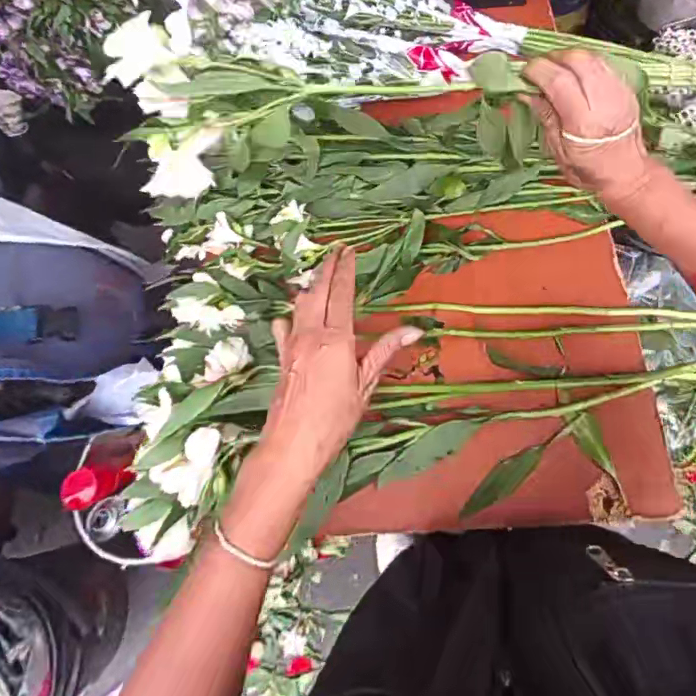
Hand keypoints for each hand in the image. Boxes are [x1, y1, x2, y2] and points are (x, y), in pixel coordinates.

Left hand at [260, 247, 420, 485]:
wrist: (291, 445)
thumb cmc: (334, 420)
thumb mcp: (365, 385)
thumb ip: (385, 352)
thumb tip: (414, 329)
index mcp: (336, 338)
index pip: (341, 294)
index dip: (345, 270)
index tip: (349, 251)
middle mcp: (310, 333)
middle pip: (317, 290)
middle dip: (326, 267)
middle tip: (335, 250)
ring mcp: (292, 343)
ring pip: (299, 303)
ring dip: (310, 285)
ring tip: (320, 274)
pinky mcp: (282, 356)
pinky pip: (285, 325)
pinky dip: (292, 313)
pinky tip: (293, 315)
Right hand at [522, 50, 656, 205]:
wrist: (627, 173)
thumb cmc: (588, 169)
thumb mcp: (558, 150)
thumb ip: (545, 116)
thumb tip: (526, 92)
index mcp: (583, 122)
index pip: (558, 80)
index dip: (537, 70)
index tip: (524, 73)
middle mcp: (604, 102)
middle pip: (577, 60)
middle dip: (553, 58)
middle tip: (539, 68)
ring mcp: (619, 93)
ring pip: (592, 57)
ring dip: (569, 57)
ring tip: (556, 69)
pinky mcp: (627, 89)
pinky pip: (603, 64)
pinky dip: (585, 64)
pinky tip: (576, 74)